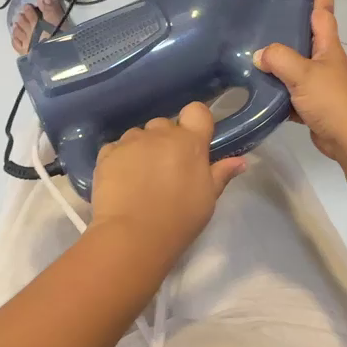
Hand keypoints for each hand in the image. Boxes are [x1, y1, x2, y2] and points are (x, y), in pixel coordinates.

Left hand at [91, 103, 248, 254]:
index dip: (196, 122)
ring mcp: (131, 142)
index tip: (194, 141)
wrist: (133, 235)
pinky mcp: (106, 154)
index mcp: (189, 142)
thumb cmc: (179, 219)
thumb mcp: (207, 199)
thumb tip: (240, 161)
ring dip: (142, 148)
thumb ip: (221, 174)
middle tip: (167, 168)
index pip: (196, 111)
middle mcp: (159, 134)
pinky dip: (120, 159)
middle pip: (165, 125)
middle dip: (166, 140)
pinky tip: (122, 180)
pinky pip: (116, 148)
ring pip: (138, 135)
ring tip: (141, 177)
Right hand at [253, 0, 346, 162]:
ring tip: (255, 48)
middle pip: (307, 37)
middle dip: (294, 24)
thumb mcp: (303, 74)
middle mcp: (325, 62)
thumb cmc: (332, 100)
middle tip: (272, 10)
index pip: (324, 14)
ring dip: (280, 59)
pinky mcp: (312, 104)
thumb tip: (259, 55)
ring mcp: (320, 83)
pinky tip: (259, 87)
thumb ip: (279, 59)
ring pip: (296, 65)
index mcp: (328, 48)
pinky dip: (277, 88)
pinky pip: (290, 90)